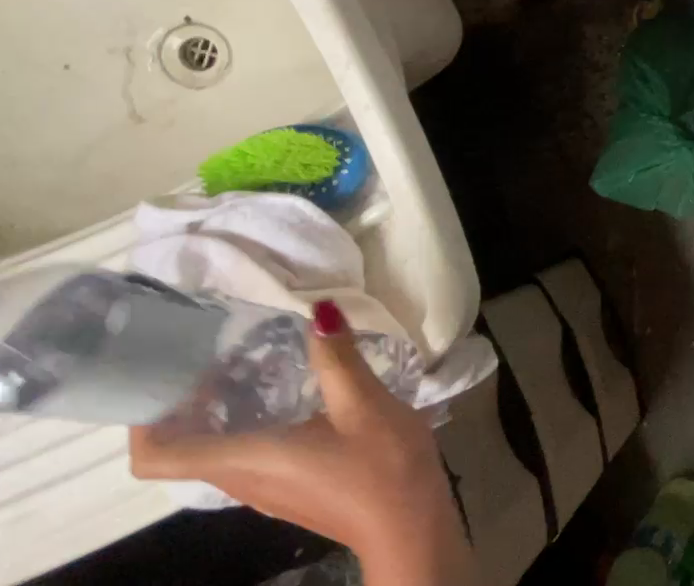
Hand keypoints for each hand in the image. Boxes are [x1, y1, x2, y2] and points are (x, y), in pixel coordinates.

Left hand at [130, 301, 474, 584]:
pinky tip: (302, 404)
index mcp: (244, 460)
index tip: (173, 377)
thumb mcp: (365, 403)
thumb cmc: (380, 464)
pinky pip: (251, 457)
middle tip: (228, 358)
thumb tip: (319, 309)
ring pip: (221, 452)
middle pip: (186, 449)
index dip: (147, 420)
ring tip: (268, 371)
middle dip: (195, 403)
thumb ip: (337, 359)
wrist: (408, 521)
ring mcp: (266, 490)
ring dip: (229, 414)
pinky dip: (256, 427)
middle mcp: (241, 479)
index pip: (155, 456)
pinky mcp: (291, 490)